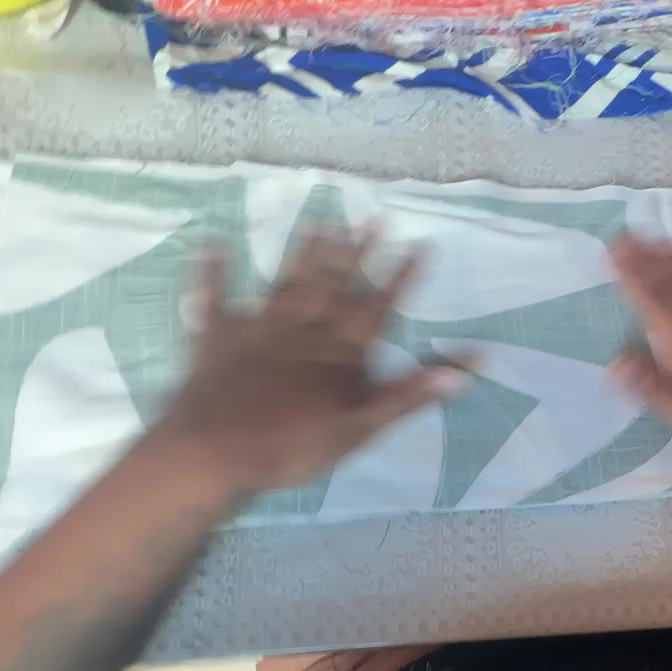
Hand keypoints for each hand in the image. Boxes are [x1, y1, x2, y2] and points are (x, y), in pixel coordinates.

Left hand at [152, 225, 467, 491]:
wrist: (210, 454)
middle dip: (355, 251)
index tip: (418, 245)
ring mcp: (255, 330)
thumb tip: (460, 375)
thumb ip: (408, 397)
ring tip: (319, 216)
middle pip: (332, 285)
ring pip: (286, 282)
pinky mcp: (214, 339)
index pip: (376, 308)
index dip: (399, 277)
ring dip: (303, 250)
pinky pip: (213, 299)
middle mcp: (301, 331)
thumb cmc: (293, 447)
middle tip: (369, 216)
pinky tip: (215, 243)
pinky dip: (214, 271)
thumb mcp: (361, 428)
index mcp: (339, 354)